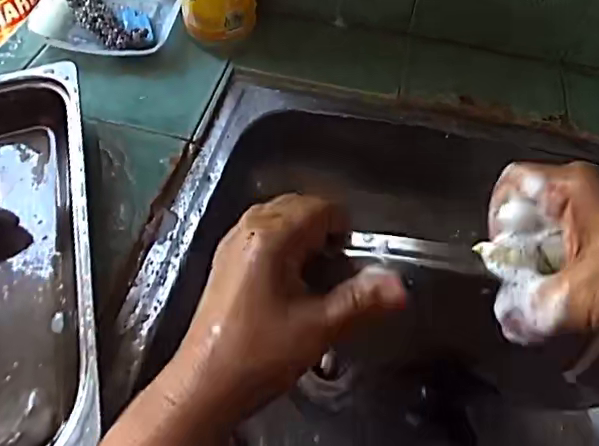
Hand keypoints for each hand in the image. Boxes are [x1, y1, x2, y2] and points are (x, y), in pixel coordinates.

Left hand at [106, 194, 406, 445]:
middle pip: (302, 206)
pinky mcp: (225, 259)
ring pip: (283, 216)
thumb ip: (361, 300)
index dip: (343, 230)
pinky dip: (283, 243)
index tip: (349, 260)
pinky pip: (264, 230)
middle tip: (334, 269)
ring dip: (304, 236)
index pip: (322, 207)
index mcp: (271, 235)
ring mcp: (233, 241)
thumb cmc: (254, 358)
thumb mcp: (317, 328)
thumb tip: (398, 285)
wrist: (200, 392)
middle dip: (324, 232)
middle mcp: (249, 228)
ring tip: (312, 276)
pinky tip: (286, 280)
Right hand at [489, 161, 598, 356]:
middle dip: (518, 247)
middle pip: (527, 205)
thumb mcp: (582, 299)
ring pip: (545, 226)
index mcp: (573, 185)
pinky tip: (565, 296)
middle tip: (521, 283)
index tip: (504, 257)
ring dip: (538, 261)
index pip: (513, 181)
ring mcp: (596, 207)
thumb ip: (535, 306)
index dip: (497, 216)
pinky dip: (557, 265)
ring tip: (542, 294)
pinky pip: (565, 240)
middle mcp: (582, 186)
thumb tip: (504, 317)